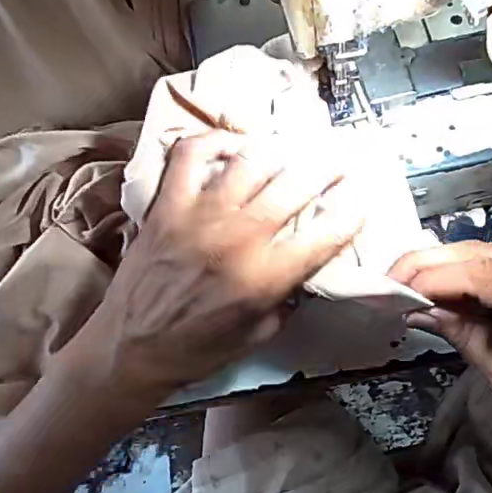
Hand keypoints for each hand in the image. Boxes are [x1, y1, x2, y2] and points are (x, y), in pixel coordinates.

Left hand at [60, 131, 362, 401]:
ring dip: (280, 151)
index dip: (353, 210)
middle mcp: (238, 239)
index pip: (326, 233)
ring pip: (251, 161)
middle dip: (329, 167)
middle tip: (339, 159)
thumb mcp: (257, 336)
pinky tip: (231, 144)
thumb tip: (305, 268)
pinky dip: (212, 141)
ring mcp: (199, 216)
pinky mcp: (167, 206)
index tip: (362, 197)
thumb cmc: (194, 351)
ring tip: (293, 149)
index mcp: (265, 278)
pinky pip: (189, 155)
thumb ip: (286, 298)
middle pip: (296, 185)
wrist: (130, 348)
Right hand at [386, 241, 491, 462]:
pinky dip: (456, 275)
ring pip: (482, 255)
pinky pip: (491, 268)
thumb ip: (466, 336)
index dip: (435, 277)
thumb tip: (418, 308)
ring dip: (438, 266)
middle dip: (429, 264)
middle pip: (482, 255)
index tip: (393, 289)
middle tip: (387, 282)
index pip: (487, 275)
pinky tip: (431, 287)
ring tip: (401, 284)